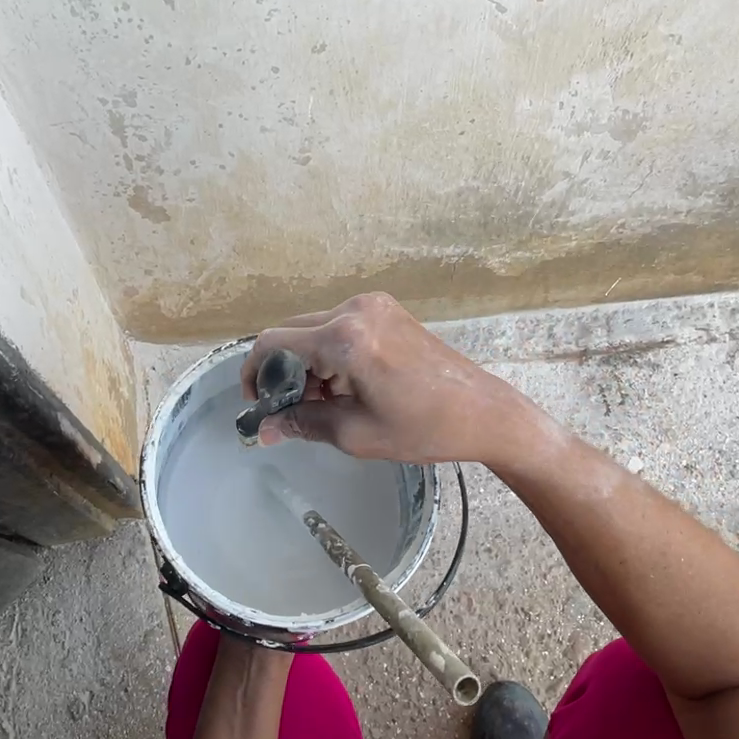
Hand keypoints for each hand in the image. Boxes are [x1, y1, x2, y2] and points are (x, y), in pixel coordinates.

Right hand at [239, 293, 550, 464]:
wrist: (484, 412)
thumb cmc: (424, 428)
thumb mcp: (355, 433)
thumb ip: (302, 423)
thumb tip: (264, 430)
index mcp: (344, 338)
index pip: (273, 343)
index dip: (253, 373)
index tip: (257, 403)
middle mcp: (354, 310)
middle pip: (291, 332)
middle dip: (282, 371)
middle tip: (292, 409)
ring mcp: (373, 305)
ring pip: (313, 328)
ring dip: (306, 362)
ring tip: (324, 400)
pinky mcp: (386, 309)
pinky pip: (338, 325)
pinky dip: (328, 352)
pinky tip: (345, 383)